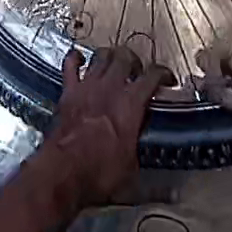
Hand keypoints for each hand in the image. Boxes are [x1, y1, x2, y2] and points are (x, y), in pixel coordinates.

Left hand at [35, 46, 168, 209]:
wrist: (64, 169)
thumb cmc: (101, 172)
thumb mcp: (132, 169)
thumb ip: (144, 156)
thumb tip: (164, 176)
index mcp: (131, 103)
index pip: (152, 77)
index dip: (162, 73)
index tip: (167, 79)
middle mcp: (110, 87)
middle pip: (124, 57)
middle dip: (134, 61)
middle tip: (137, 72)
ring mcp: (87, 85)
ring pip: (101, 56)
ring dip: (110, 56)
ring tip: (114, 64)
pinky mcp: (69, 89)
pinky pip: (70, 63)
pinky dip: (76, 58)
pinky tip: (80, 59)